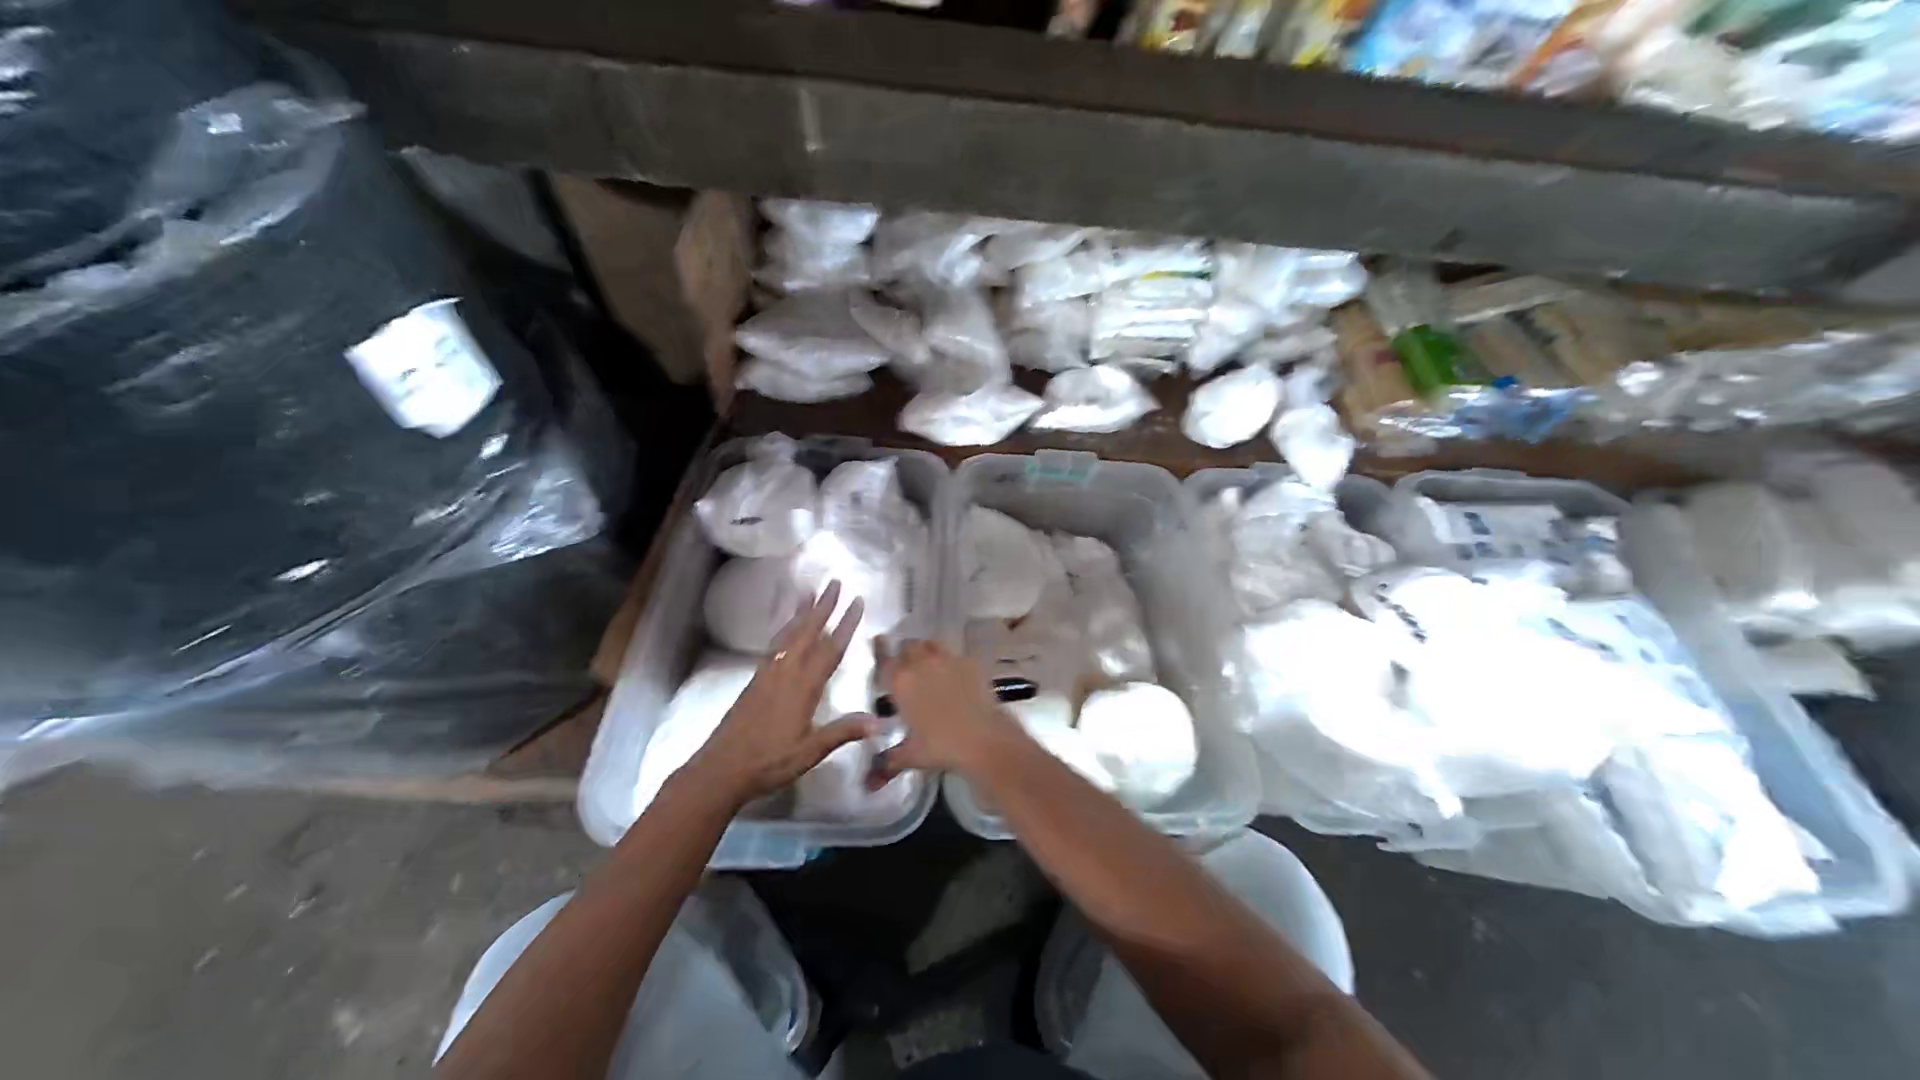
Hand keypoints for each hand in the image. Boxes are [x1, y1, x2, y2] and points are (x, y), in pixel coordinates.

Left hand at [684, 581, 873, 808]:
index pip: (830, 649)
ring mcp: (767, 675)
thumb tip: (880, 722)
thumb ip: (843, 732)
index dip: (846, 625)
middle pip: (807, 632)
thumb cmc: (769, 761)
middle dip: (823, 607)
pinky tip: (786, 631)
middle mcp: (785, 673)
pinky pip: (774, 646)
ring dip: (801, 613)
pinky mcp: (755, 681)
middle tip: (834, 582)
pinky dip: (784, 631)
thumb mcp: (811, 751)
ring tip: (809, 592)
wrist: (721, 769)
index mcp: (803, 687)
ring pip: (789, 636)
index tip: (857, 601)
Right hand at [873, 638, 1024, 779]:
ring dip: (927, 651)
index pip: (884, 658)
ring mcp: (948, 659)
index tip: (879, 645)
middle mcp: (922, 663)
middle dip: (906, 654)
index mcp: (901, 681)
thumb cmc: (941, 747)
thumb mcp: (911, 755)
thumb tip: (870, 781)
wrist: (984, 739)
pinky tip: (956, 676)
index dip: (881, 651)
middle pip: (909, 646)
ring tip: (930, 666)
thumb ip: (888, 761)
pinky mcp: (971, 663)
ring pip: (931, 644)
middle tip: (908, 668)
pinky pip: (956, 655)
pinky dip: (952, 661)